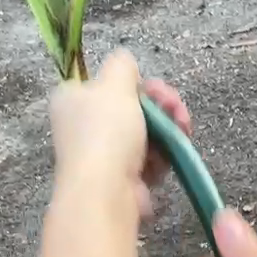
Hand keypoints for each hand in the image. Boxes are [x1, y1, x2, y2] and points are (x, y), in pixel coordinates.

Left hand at [48, 50, 190, 220]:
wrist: (107, 191)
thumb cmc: (106, 133)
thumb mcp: (114, 84)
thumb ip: (122, 64)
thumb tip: (126, 64)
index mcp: (72, 99)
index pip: (107, 84)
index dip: (136, 84)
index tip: (155, 88)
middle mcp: (84, 127)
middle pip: (132, 107)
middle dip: (162, 105)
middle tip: (177, 108)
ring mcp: (104, 155)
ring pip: (145, 133)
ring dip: (169, 128)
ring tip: (183, 129)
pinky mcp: (124, 178)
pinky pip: (150, 159)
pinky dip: (164, 155)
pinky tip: (175, 152)